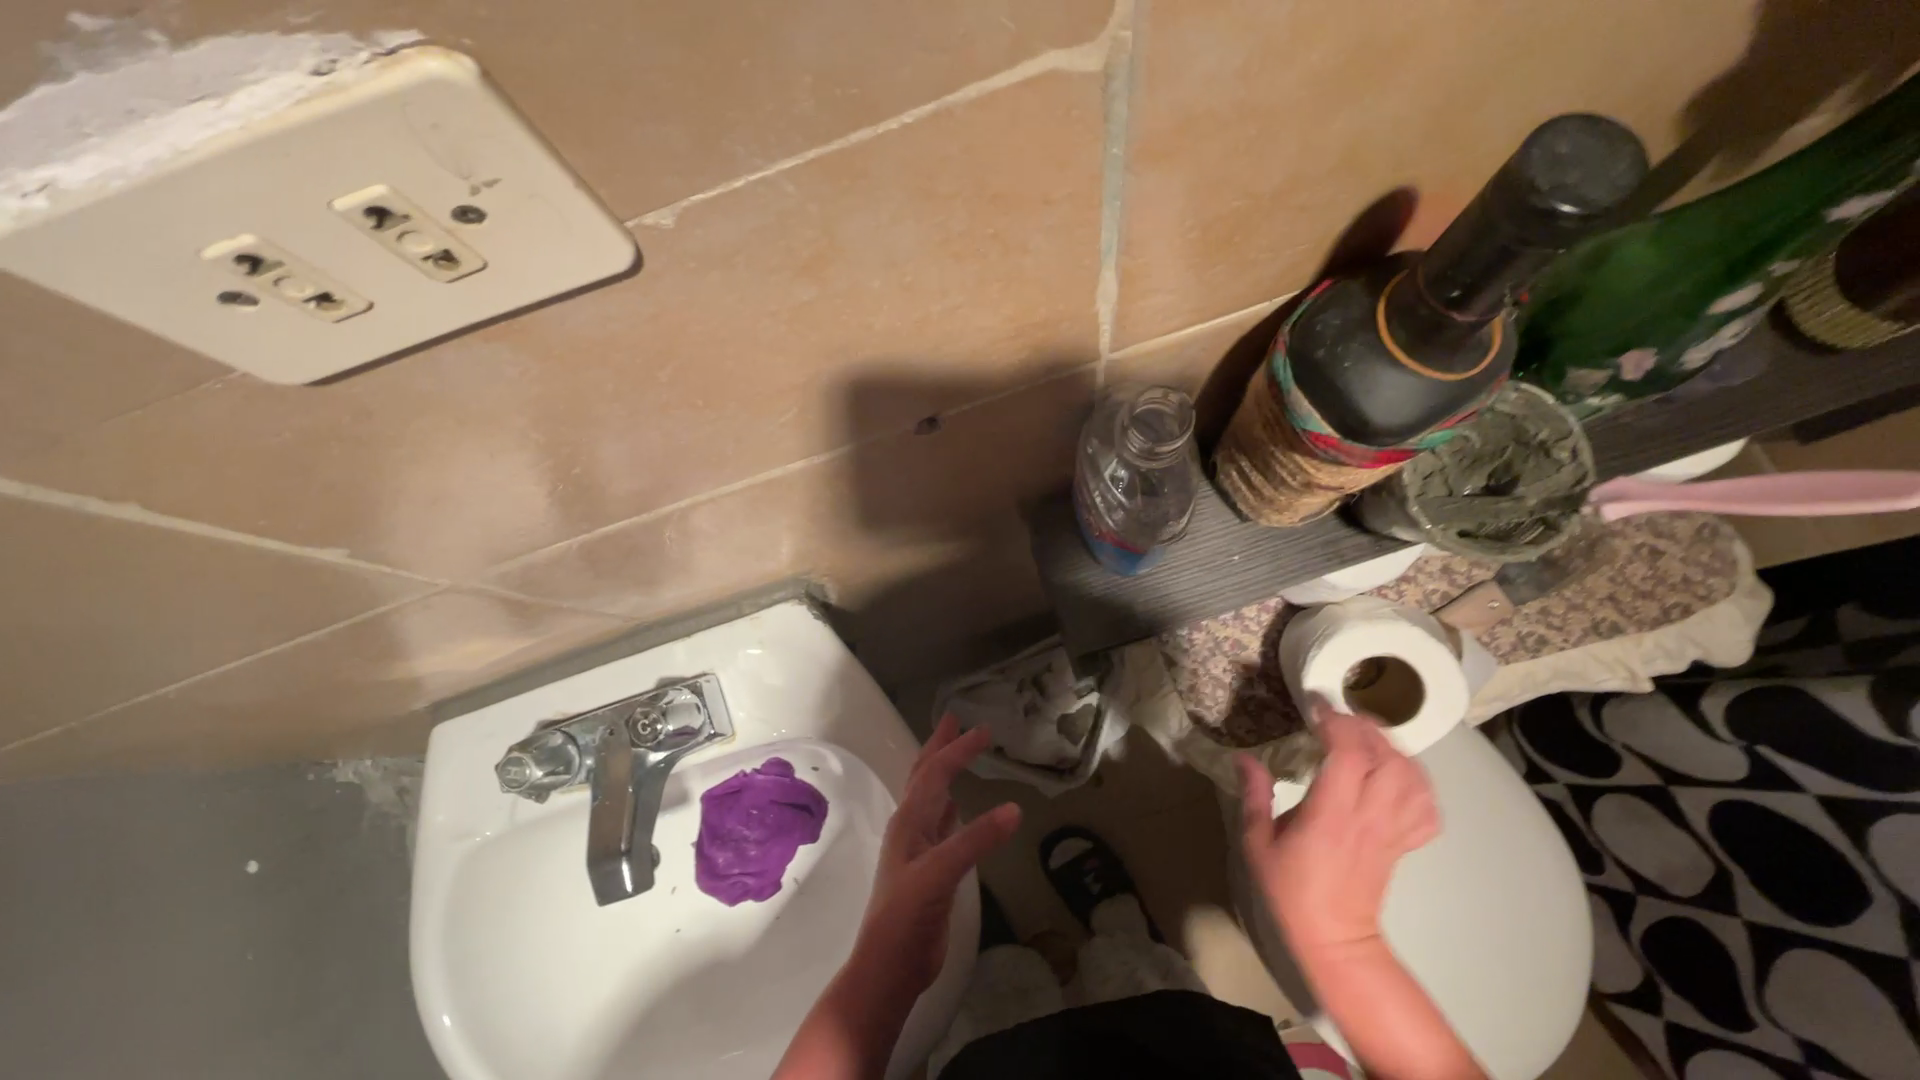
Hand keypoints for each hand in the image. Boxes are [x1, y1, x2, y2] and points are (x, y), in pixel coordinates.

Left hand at [853, 714, 1020, 995]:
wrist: (889, 966)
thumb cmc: (907, 917)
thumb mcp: (940, 874)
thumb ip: (975, 841)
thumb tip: (1013, 809)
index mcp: (909, 822)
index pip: (935, 773)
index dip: (958, 750)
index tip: (984, 729)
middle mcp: (910, 828)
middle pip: (924, 777)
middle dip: (939, 748)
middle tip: (955, 720)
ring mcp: (918, 849)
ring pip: (931, 798)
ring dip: (943, 773)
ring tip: (955, 753)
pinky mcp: (929, 869)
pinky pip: (940, 825)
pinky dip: (950, 808)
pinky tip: (957, 806)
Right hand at [1236, 701, 1439, 955]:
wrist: (1333, 937)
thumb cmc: (1289, 889)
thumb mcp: (1257, 842)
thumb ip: (1254, 796)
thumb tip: (1244, 758)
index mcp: (1331, 814)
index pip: (1348, 753)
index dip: (1336, 721)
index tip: (1315, 705)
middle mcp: (1369, 817)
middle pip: (1386, 756)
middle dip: (1365, 727)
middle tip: (1339, 717)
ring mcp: (1393, 830)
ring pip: (1411, 776)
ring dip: (1392, 748)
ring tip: (1366, 738)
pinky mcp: (1405, 843)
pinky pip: (1427, 807)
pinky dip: (1418, 783)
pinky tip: (1396, 775)